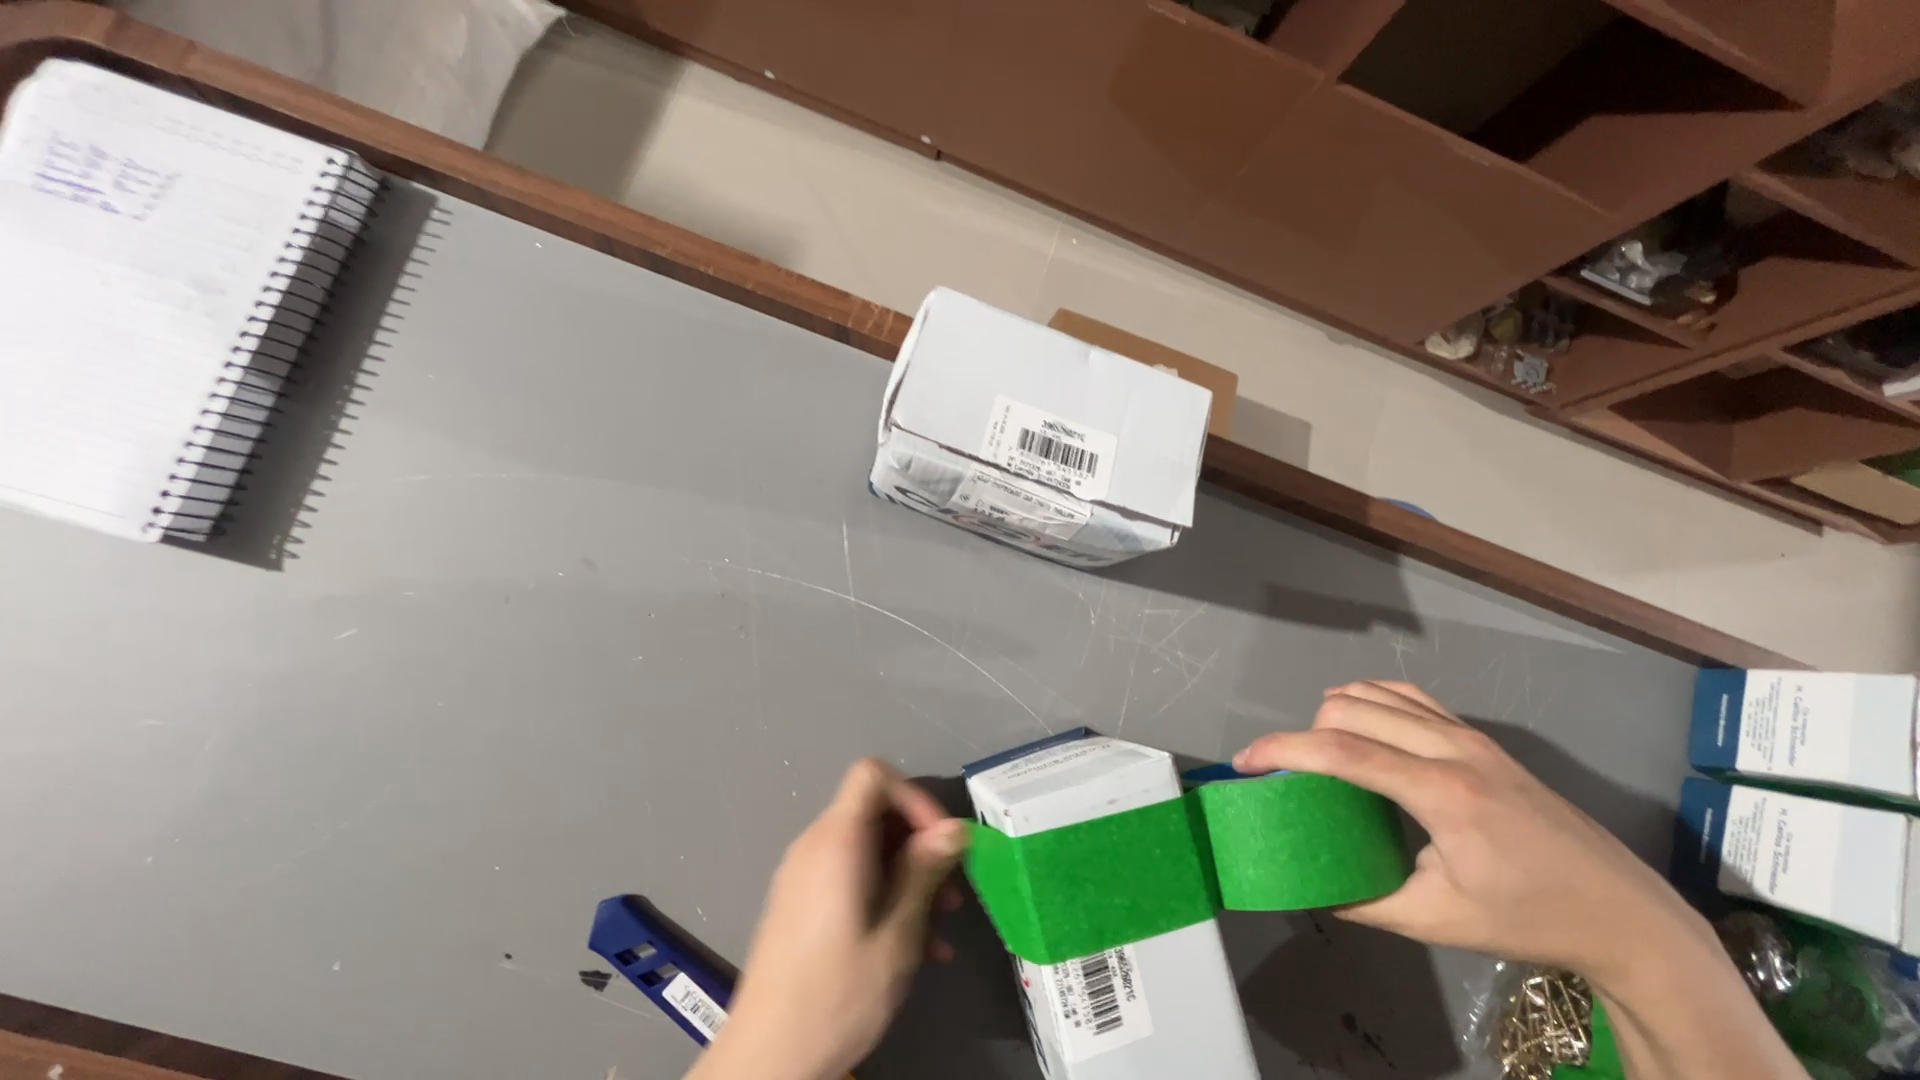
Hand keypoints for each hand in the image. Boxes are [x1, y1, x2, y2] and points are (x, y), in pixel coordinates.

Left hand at [692, 759, 967, 1079]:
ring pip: (869, 848)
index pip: (873, 774)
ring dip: (909, 876)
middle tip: (951, 893)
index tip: (941, 840)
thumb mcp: (896, 935)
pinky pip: (851, 876)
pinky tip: (915, 946)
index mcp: (837, 842)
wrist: (766, 1058)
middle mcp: (816, 846)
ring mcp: (805, 875)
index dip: (914, 796)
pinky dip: (886, 895)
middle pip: (875, 812)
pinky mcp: (802, 903)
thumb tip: (954, 828)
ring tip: (940, 927)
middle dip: (920, 843)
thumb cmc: (836, 995)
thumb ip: (924, 873)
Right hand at [1233, 680, 1706, 980]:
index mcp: (1442, 795)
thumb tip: (1306, 884)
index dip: (1282, 750)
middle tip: (1287, 775)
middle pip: (1350, 708)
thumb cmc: (1530, 919)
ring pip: (1376, 693)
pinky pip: (1410, 697)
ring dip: (1335, 714)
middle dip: (1303, 734)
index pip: (1342, 752)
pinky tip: (1363, 730)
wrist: (1625, 913)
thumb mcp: (1435, 920)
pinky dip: (1371, 702)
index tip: (1244, 762)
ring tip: (1322, 756)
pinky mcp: (1481, 738)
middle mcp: (1454, 750)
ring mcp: (1471, 737)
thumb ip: (1362, 900)